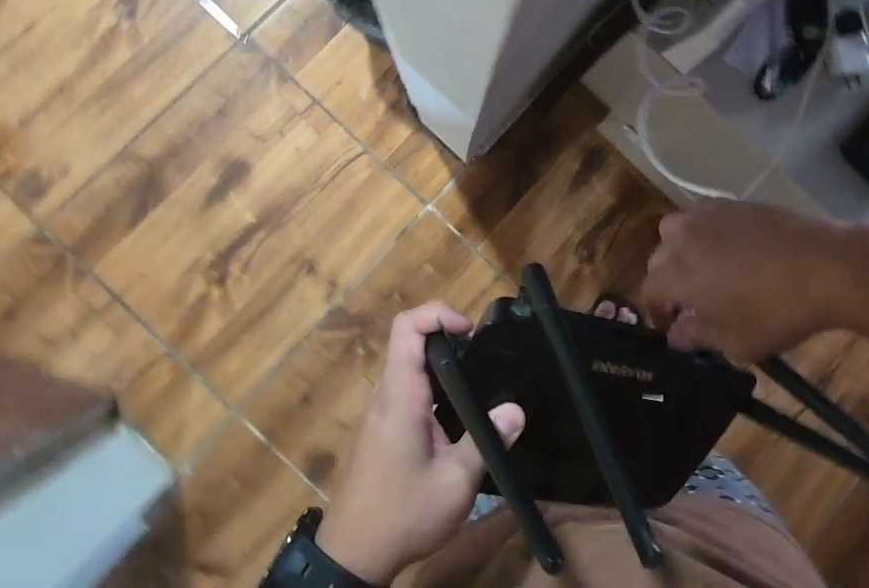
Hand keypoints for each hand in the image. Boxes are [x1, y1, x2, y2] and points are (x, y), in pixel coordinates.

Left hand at [316, 303, 525, 584]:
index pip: (406, 327)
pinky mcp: (381, 430)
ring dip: (442, 367)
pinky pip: (408, 392)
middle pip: (410, 343)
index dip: (437, 313)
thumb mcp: (455, 483)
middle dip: (448, 340)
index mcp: (400, 397)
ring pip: (410, 369)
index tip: (469, 332)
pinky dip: (434, 391)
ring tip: (478, 390)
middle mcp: (386, 396)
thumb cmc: (402, 515)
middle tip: (484, 360)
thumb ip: (486, 441)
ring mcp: (380, 413)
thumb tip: (516, 410)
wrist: (352, 555)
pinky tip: (457, 420)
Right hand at [640, 201, 853, 362]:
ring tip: (707, 269)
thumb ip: (698, 337)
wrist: (825, 266)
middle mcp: (683, 238)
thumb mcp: (735, 342)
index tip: (671, 327)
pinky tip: (735, 251)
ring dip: (683, 250)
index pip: (648, 291)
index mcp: (676, 274)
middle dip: (668, 280)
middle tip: (691, 301)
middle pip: (659, 258)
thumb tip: (677, 334)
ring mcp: (709, 215)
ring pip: (679, 230)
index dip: (655, 312)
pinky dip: (710, 234)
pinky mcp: (736, 204)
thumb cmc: (775, 312)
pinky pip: (708, 218)